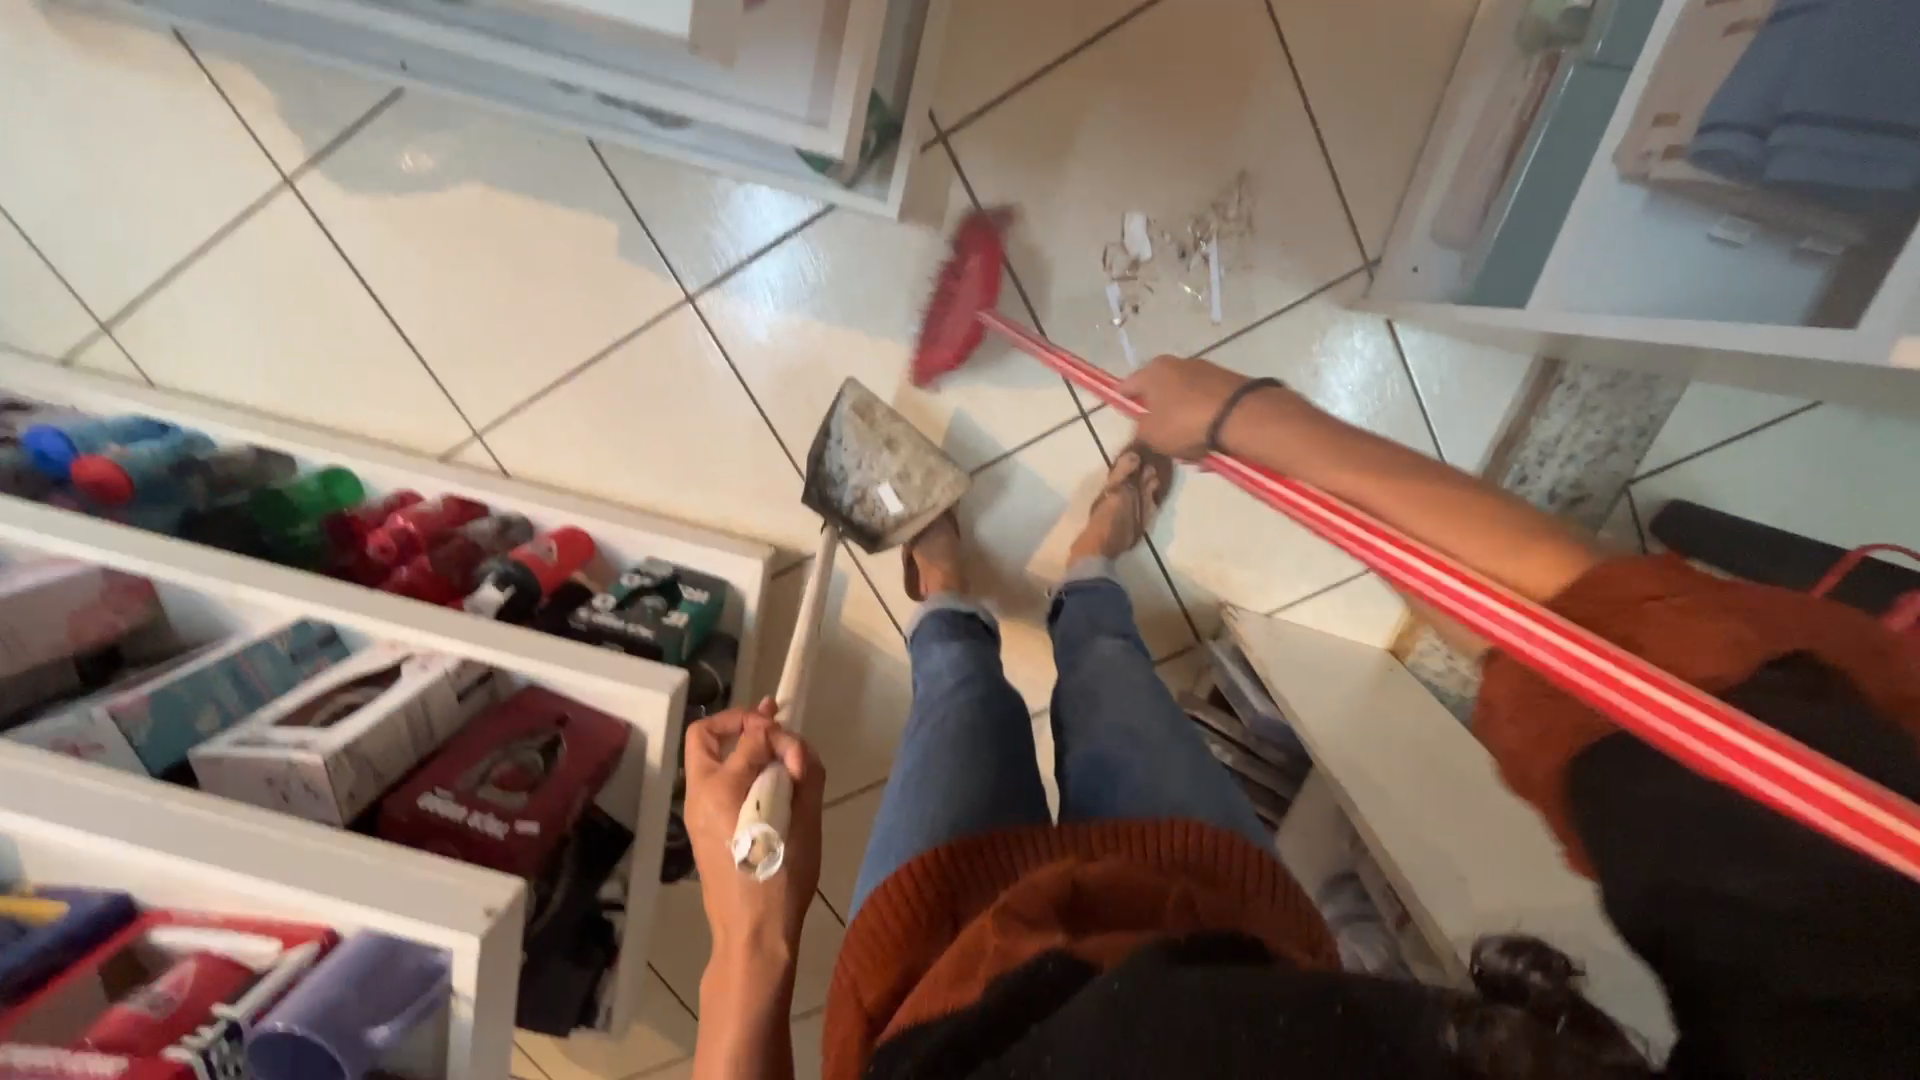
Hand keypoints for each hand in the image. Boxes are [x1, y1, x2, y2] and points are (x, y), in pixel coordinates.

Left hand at [683, 700, 824, 965]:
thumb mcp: (801, 817)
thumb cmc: (780, 875)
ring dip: (747, 749)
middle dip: (745, 722)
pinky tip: (776, 783)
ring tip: (786, 756)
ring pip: (715, 760)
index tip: (795, 745)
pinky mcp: (707, 830)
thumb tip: (793, 750)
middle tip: (777, 721)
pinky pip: (722, 786)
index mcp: (719, 787)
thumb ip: (800, 771)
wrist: (754, 934)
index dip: (775, 730)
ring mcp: (698, 814)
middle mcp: (700, 795)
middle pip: (708, 736)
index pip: (748, 733)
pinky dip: (745, 775)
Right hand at [1116, 355, 1256, 459]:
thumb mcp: (1150, 434)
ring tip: (1191, 448)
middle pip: (1159, 393)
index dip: (1123, 404)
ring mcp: (1205, 370)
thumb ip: (1140, 428)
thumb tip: (1145, 424)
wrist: (1240, 416)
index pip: (1127, 386)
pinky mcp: (1227, 381)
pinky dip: (1204, 421)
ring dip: (1184, 422)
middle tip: (1162, 440)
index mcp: (1152, 371)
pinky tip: (1210, 442)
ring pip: (1184, 401)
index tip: (1127, 422)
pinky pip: (1206, 405)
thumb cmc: (1184, 422)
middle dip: (1159, 417)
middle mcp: (1177, 364)